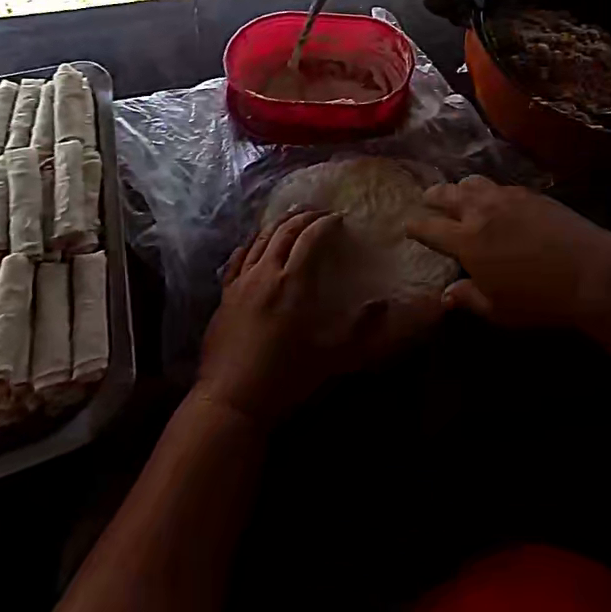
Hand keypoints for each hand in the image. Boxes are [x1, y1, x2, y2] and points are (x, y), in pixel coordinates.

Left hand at [195, 209, 439, 427]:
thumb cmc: (285, 379)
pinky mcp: (225, 295)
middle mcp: (265, 274)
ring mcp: (240, 282)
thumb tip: (386, 304)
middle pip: (284, 232)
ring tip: (291, 218)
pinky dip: (250, 243)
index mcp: (293, 284)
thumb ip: (362, 330)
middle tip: (319, 212)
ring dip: (278, 225)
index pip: (310, 239)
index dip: (326, 224)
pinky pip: (237, 258)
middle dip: (303, 217)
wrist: (231, 399)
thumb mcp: (332, 358)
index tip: (340, 218)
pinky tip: (254, 243)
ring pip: (259, 240)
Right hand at [404, 176, 610, 330]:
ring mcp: (507, 198)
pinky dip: (490, 191)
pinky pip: (501, 186)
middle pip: (447, 194)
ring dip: (461, 188)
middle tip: (427, 199)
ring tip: (460, 194)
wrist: (592, 273)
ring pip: (474, 183)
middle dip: (433, 197)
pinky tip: (497, 200)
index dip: (416, 227)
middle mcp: (481, 211)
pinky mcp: (531, 194)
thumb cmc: (540, 299)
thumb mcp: (499, 309)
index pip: (430, 228)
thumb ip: (469, 297)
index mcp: (466, 240)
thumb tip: (446, 296)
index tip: (408, 226)